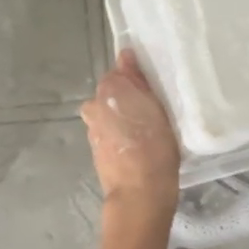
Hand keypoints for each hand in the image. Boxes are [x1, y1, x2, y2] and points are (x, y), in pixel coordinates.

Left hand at [81, 49, 180, 218]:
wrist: (139, 192)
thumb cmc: (155, 147)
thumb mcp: (156, 108)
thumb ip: (138, 80)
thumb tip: (126, 56)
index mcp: (109, 89)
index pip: (121, 71)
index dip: (137, 80)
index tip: (154, 90)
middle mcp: (94, 104)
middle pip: (112, 93)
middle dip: (129, 99)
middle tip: (154, 112)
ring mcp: (92, 128)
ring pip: (110, 113)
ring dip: (124, 118)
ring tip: (147, 132)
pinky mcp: (95, 148)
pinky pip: (109, 132)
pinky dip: (120, 134)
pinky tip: (137, 146)